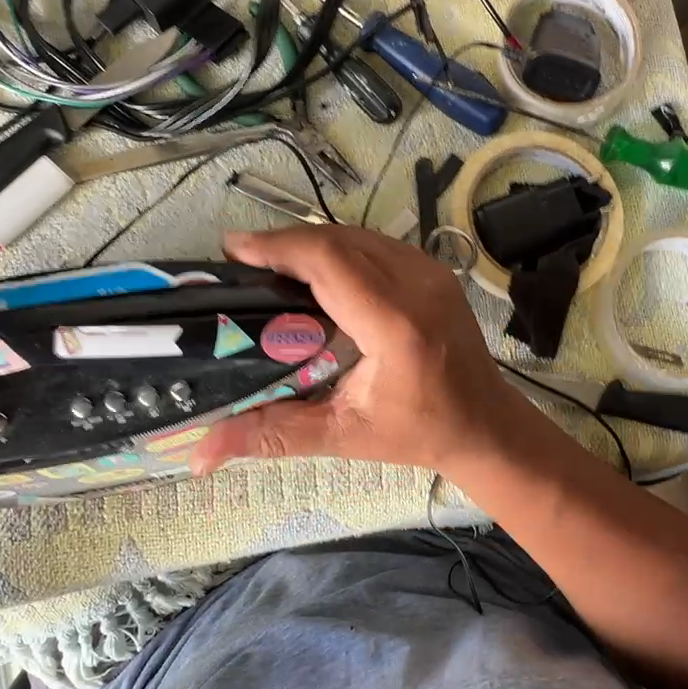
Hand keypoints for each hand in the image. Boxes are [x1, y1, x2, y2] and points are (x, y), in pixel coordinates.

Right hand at [191, 225, 533, 475]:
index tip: (233, 251)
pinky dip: (339, 249)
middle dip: (286, 243)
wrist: (486, 423)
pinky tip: (315, 271)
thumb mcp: (345, 436)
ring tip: (271, 264)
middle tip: (242, 261)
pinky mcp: (435, 271)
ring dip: (312, 244)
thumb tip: (201, 453)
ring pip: (358, 236)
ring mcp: (432, 272)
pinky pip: (377, 244)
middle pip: (339, 240)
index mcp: (398, 325)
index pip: (330, 261)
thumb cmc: (419, 433)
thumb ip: (274, 435)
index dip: (278, 247)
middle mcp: (419, 286)